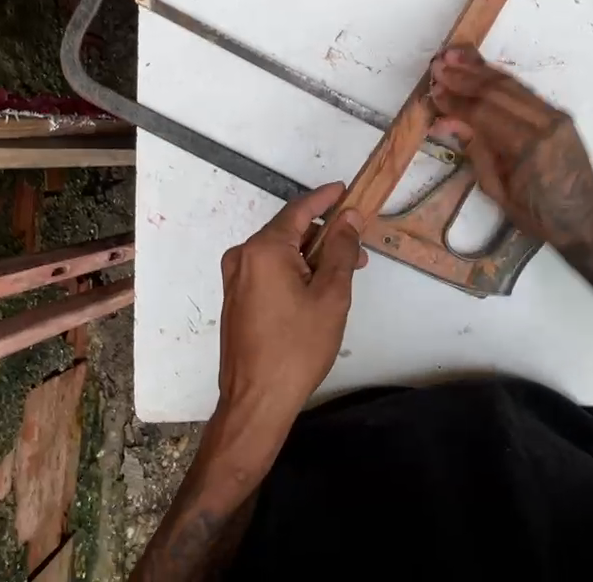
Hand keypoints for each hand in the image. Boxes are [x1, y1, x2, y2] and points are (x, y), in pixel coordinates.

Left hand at [215, 184, 367, 435]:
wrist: (256, 401)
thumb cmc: (297, 347)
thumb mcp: (331, 295)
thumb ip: (341, 250)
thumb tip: (348, 219)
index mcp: (264, 249)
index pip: (299, 209)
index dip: (326, 198)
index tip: (347, 191)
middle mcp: (243, 256)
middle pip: (290, 231)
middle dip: (325, 235)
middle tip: (357, 249)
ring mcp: (235, 279)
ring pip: (280, 253)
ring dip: (312, 256)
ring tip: (344, 274)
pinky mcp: (236, 299)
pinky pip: (269, 271)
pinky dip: (295, 271)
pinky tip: (317, 290)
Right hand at [429, 46, 592, 249]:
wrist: (584, 221)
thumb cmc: (537, 216)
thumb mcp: (497, 190)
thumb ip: (475, 150)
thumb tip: (447, 121)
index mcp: (527, 147)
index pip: (483, 113)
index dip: (456, 101)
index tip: (434, 92)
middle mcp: (545, 124)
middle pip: (497, 91)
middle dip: (464, 77)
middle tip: (437, 66)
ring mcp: (556, 116)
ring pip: (512, 84)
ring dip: (480, 69)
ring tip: (453, 57)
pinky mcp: (560, 115)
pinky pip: (525, 91)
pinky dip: (499, 79)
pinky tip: (480, 69)